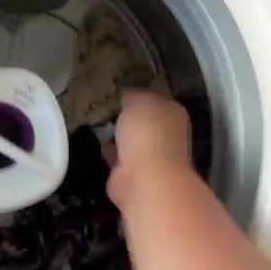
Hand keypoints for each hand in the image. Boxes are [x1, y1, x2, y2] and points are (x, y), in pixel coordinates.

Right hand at [104, 91, 194, 209]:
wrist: (145, 177)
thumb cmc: (147, 132)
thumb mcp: (138, 102)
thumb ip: (133, 96)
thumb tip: (128, 97)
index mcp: (172, 114)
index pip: (157, 100)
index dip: (140, 95)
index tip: (121, 92)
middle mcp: (167, 135)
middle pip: (146, 122)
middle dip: (130, 118)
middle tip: (107, 107)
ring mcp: (151, 157)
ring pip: (134, 141)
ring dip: (121, 136)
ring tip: (100, 124)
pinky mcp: (134, 174)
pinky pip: (120, 158)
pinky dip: (111, 153)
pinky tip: (98, 144)